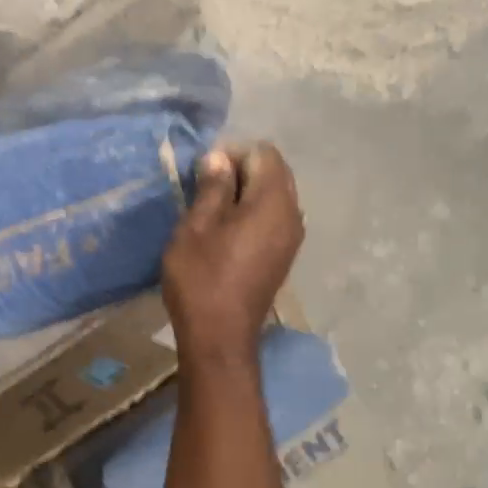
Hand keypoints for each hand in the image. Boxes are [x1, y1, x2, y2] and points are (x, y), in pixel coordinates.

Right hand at [161, 143, 304, 365]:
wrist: (219, 334)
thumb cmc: (200, 278)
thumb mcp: (195, 229)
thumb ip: (211, 189)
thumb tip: (219, 158)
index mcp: (272, 202)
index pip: (264, 154)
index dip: (232, 153)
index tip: (201, 170)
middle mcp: (292, 213)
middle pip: (274, 173)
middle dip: (240, 171)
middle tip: (202, 187)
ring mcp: (291, 236)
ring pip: (273, 197)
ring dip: (244, 194)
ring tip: (209, 210)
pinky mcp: (282, 255)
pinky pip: (271, 219)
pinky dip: (250, 214)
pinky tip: (224, 231)